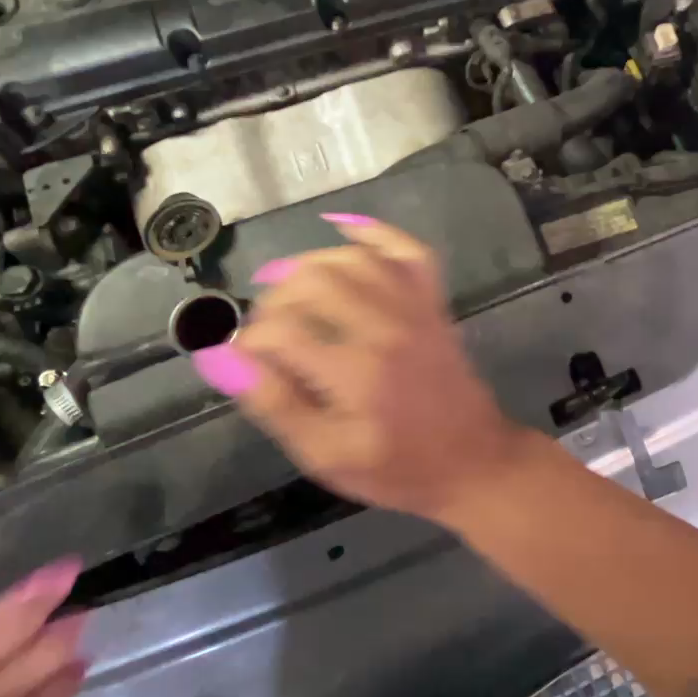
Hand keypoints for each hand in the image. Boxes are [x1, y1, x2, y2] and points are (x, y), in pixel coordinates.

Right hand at [191, 214, 534, 521]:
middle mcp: (385, 327)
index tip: (241, 359)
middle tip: (265, 326)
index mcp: (355, 372)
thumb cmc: (396, 467)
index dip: (248, 342)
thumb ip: (276, 404)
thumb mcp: (326, 455)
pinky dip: (376, 234)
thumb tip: (225, 359)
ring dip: (312, 264)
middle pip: (314, 282)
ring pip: (355, 260)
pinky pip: (408, 252)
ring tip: (284, 285)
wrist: (472, 458)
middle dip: (275, 298)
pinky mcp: (433, 302)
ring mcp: (415, 309)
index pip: (281, 332)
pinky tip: (344, 228)